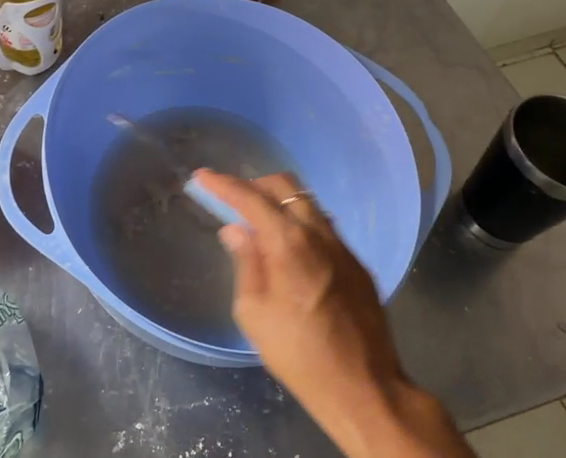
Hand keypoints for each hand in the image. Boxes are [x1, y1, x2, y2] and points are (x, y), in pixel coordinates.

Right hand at [194, 170, 472, 457]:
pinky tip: (291, 247)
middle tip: (233, 199)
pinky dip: (301, 223)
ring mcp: (343, 247)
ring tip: (261, 223)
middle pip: (285, 186)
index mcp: (289, 242)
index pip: (250, 198)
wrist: (364, 388)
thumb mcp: (254, 313)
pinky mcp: (358, 265)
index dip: (223, 184)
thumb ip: (245, 263)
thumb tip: (237, 231)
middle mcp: (319, 234)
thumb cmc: (298, 354)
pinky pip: (325, 226)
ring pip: (308, 203)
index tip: (202, 176)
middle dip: (254, 185)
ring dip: (280, 202)